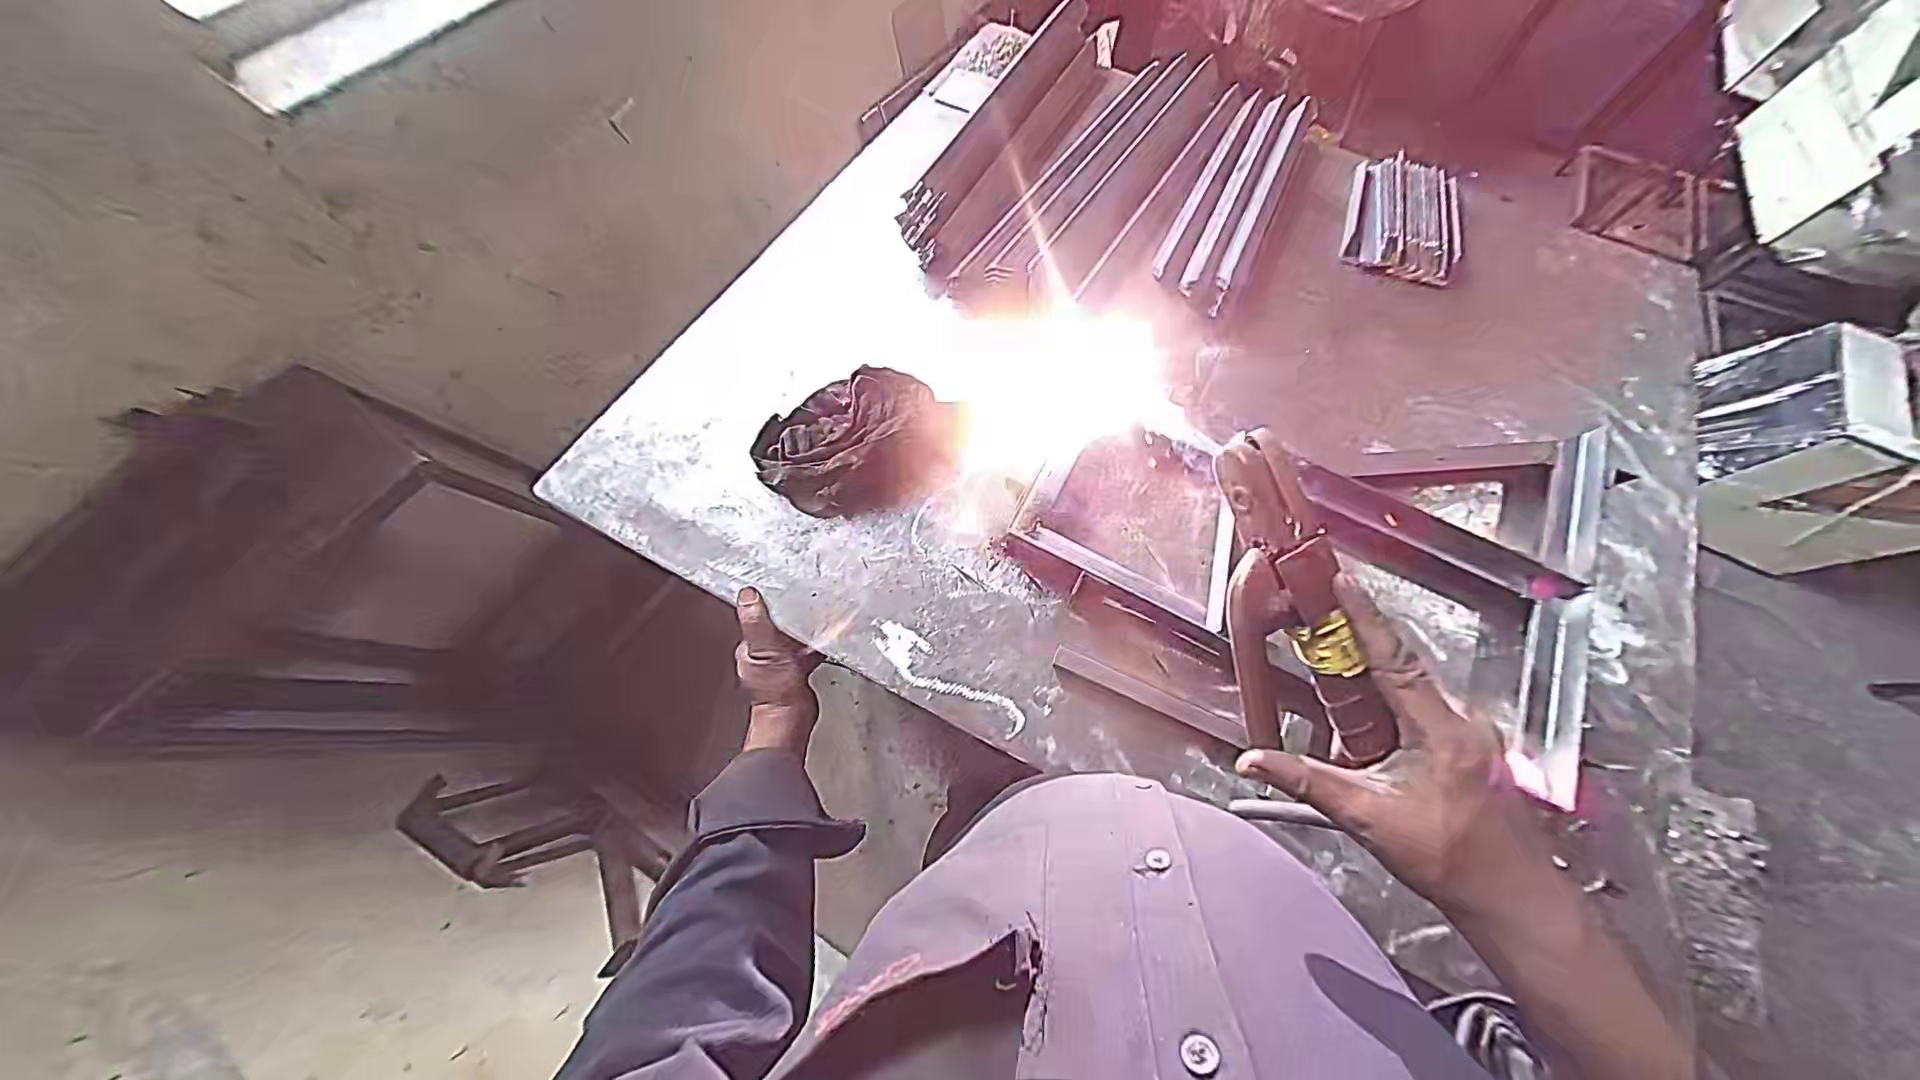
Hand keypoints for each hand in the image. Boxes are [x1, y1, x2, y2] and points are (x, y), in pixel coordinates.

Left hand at [735, 587, 824, 753]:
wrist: (792, 721)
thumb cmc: (774, 693)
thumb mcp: (765, 651)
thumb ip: (757, 624)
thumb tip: (747, 596)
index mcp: (750, 647)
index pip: (757, 616)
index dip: (769, 602)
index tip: (780, 589)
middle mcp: (765, 653)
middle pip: (779, 624)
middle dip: (793, 613)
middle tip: (805, 599)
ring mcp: (783, 661)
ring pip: (796, 635)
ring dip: (808, 627)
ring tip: (820, 615)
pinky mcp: (800, 669)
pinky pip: (811, 649)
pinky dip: (820, 642)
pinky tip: (829, 637)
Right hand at [1236, 576, 1553, 916]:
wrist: (1514, 899)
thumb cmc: (1458, 862)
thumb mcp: (1367, 817)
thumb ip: (1305, 780)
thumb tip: (1255, 761)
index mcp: (1444, 732)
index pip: (1394, 659)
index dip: (1364, 618)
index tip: (1342, 584)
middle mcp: (1462, 722)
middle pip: (1396, 663)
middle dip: (1353, 640)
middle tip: (1316, 617)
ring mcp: (1467, 730)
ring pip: (1405, 683)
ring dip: (1364, 674)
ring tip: (1328, 669)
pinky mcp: (1463, 741)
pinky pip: (1414, 702)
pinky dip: (1380, 698)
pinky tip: (1359, 720)